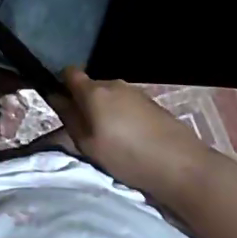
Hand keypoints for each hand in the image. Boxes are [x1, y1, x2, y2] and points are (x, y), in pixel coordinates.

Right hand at [49, 68, 210, 191]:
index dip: (61, 84)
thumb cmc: (126, 156)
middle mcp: (114, 83)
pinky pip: (126, 104)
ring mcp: (136, 92)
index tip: (62, 104)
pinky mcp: (152, 103)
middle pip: (90, 85)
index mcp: (94, 91)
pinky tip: (129, 137)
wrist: (181, 164)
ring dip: (104, 110)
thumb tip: (55, 97)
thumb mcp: (88, 144)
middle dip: (84, 101)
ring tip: (109, 137)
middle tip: (85, 129)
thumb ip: (69, 117)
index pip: (69, 72)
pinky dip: (122, 116)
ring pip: (109, 96)